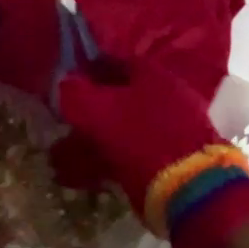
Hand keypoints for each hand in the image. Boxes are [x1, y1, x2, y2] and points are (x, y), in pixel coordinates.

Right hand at [52, 61, 219, 220]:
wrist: (187, 185)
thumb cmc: (139, 135)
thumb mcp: (96, 110)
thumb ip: (74, 93)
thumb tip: (62, 83)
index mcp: (150, 74)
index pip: (113, 62)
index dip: (87, 70)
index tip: (65, 82)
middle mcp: (164, 96)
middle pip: (118, 97)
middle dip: (88, 110)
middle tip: (63, 121)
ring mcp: (170, 129)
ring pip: (122, 128)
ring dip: (92, 140)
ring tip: (60, 157)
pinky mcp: (170, 158)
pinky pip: (129, 153)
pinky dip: (104, 160)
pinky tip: (79, 174)